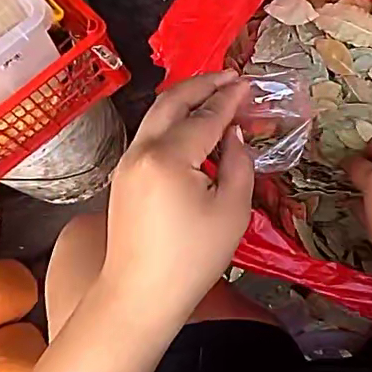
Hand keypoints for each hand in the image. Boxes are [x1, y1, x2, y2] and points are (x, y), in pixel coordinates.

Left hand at [102, 71, 253, 320]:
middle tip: (229, 77)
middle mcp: (141, 151)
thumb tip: (233, 137)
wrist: (140, 294)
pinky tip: (193, 130)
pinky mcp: (123, 178)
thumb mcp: (232, 211)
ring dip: (185, 101)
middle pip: (171, 102)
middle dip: (202, 84)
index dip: (230, 99)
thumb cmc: (192, 258)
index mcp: (168, 157)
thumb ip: (239, 165)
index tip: (248, 84)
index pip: (205, 117)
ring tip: (213, 96)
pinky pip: (150, 136)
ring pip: (156, 117)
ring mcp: (126, 164)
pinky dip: (173, 123)